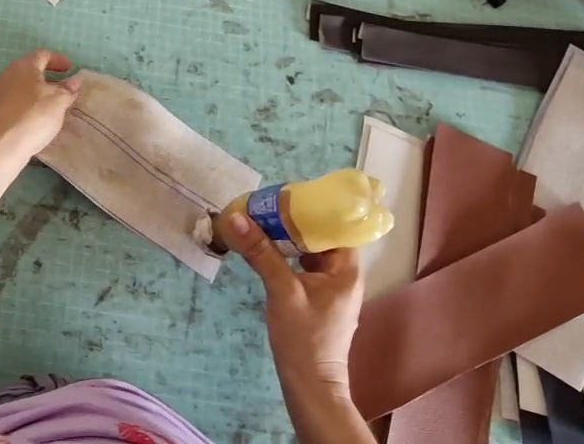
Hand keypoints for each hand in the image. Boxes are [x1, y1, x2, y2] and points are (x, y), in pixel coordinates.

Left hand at [0, 49, 79, 157]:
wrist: (2, 145)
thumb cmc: (33, 116)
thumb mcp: (58, 101)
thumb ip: (68, 89)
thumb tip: (75, 80)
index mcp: (24, 66)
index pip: (43, 54)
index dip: (59, 59)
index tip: (71, 69)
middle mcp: (8, 74)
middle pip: (31, 69)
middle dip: (49, 76)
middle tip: (64, 86)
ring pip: (23, 86)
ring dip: (39, 91)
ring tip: (53, 104)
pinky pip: (16, 100)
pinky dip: (29, 103)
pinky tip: (38, 117)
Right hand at [227, 211, 364, 396]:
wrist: (310, 386)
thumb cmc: (304, 337)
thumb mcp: (281, 290)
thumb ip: (261, 252)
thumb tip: (236, 216)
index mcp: (346, 270)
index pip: (339, 226)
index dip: (316, 208)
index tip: (289, 196)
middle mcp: (344, 275)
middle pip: (322, 236)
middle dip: (295, 221)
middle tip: (268, 205)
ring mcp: (331, 288)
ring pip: (311, 251)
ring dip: (289, 237)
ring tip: (263, 221)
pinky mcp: (317, 299)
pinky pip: (304, 266)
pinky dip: (287, 254)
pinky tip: (267, 249)